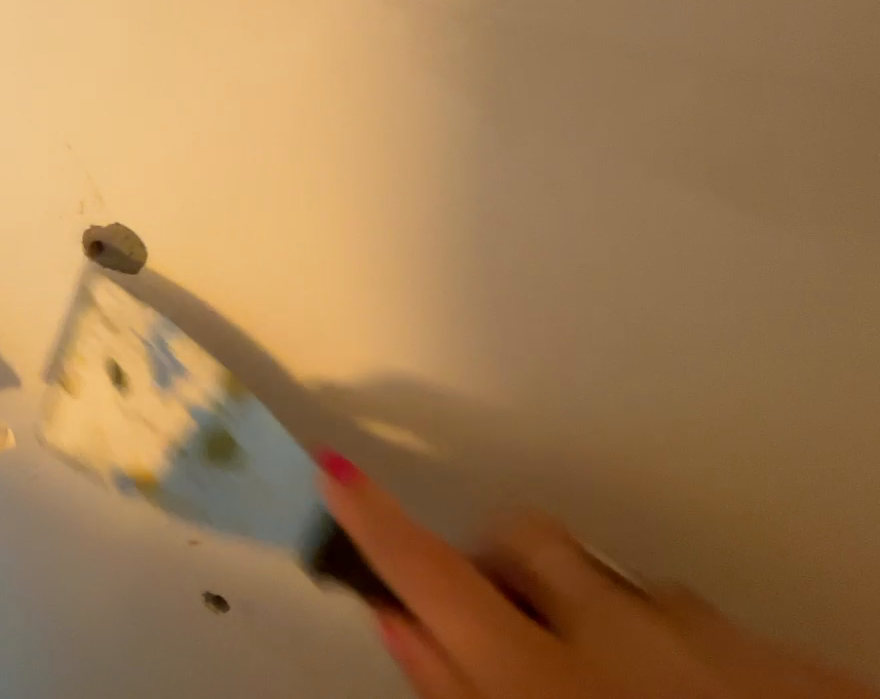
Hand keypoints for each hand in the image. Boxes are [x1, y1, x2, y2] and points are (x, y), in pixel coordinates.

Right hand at [315, 451, 877, 698]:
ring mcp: (718, 644)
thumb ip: (454, 692)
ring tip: (638, 685)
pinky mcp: (807, 664)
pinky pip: (718, 624)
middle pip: (527, 538)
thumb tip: (397, 622)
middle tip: (519, 615)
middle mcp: (622, 639)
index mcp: (542, 678)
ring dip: (610, 614)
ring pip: (627, 583)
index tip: (332, 464)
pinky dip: (697, 652)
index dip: (372, 517)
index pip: (427, 574)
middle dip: (507, 558)